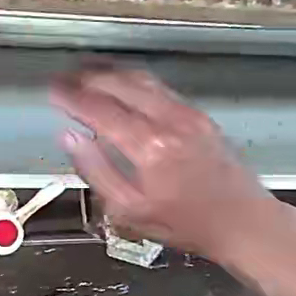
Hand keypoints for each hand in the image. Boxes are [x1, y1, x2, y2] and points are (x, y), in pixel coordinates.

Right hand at [50, 66, 279, 261]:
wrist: (242, 221)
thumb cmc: (182, 223)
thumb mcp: (127, 209)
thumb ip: (95, 170)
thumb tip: (69, 137)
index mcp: (147, 146)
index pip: (99, 109)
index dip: (71, 97)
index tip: (52, 91)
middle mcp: (168, 121)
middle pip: (120, 84)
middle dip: (87, 78)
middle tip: (64, 79)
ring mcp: (187, 114)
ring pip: (142, 80)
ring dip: (110, 74)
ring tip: (85, 73)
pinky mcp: (199, 115)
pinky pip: (159, 88)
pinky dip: (133, 80)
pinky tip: (121, 85)